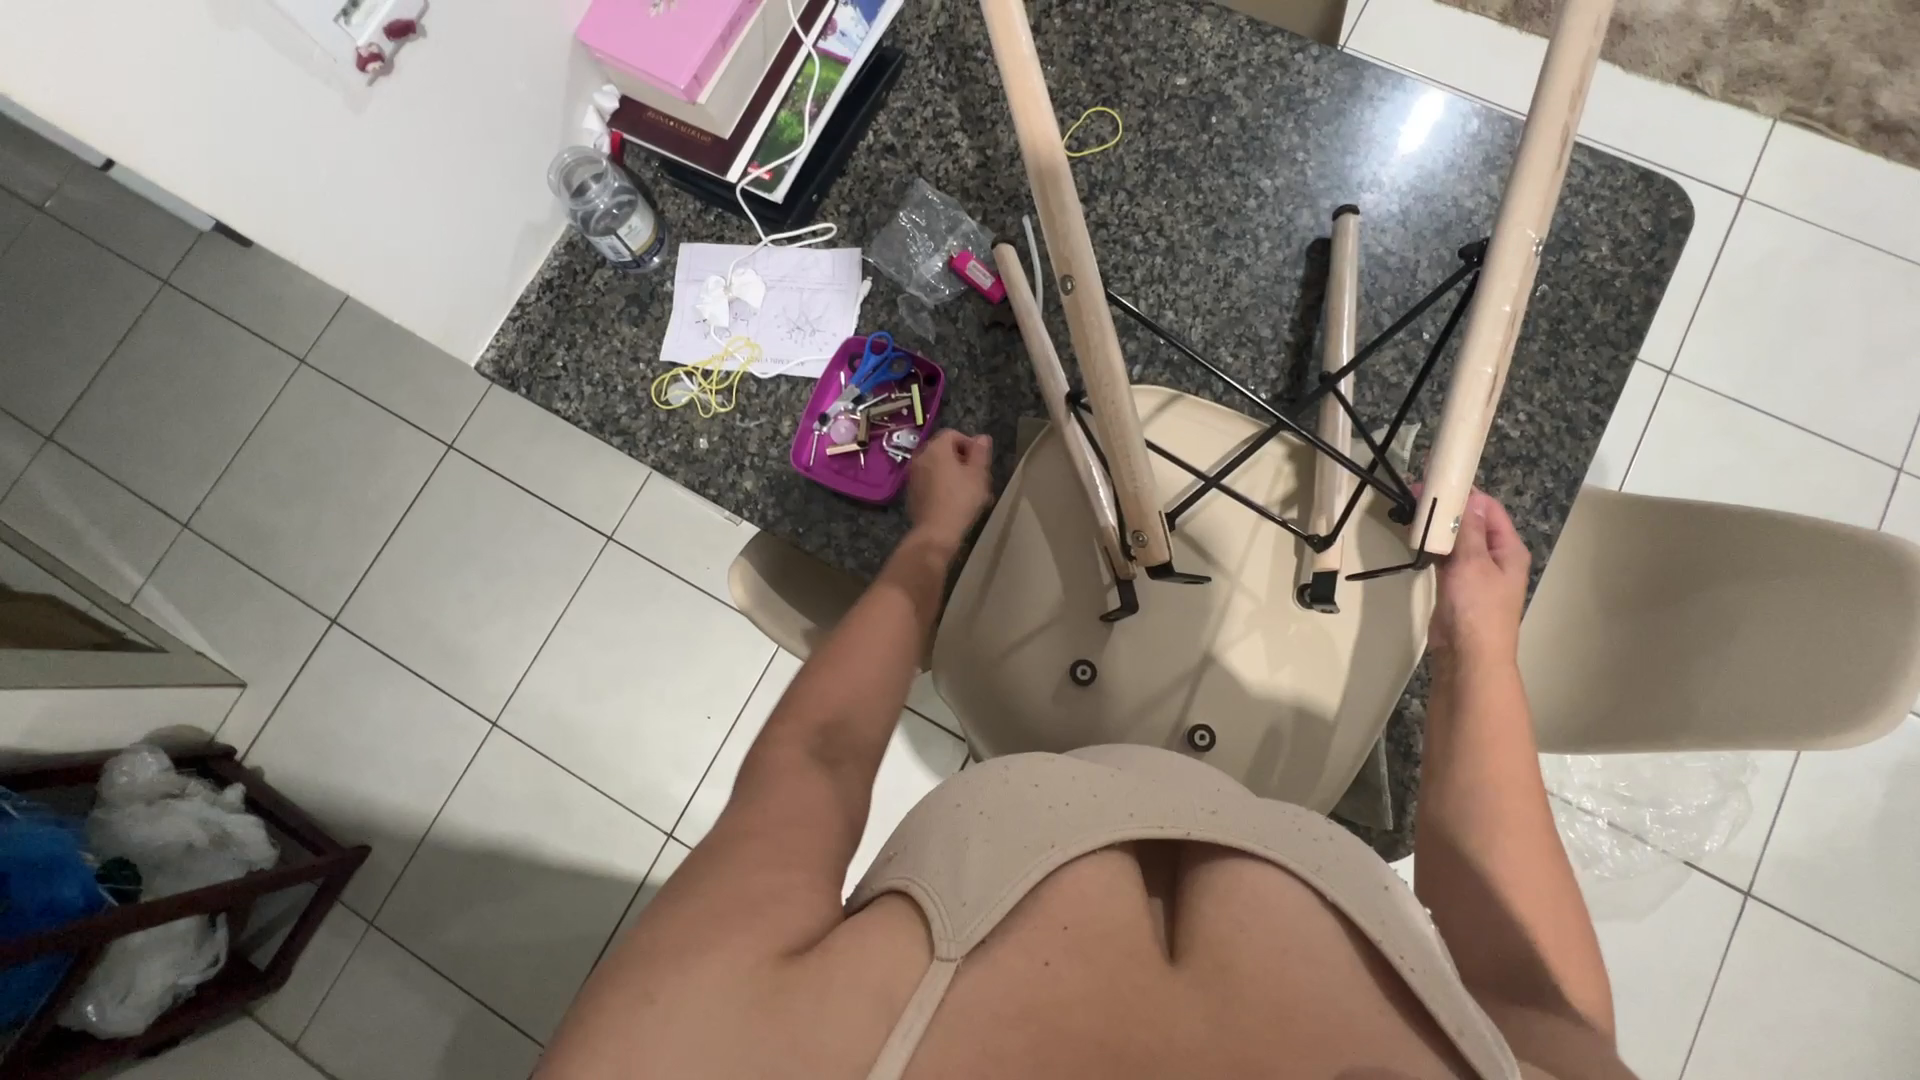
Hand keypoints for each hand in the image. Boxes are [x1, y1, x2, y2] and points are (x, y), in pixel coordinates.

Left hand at [907, 429, 993, 549]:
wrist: (936, 531)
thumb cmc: (961, 499)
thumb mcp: (978, 474)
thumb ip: (980, 452)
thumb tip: (982, 437)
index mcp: (936, 448)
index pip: (953, 434)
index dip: (969, 444)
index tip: (981, 462)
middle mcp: (920, 457)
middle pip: (943, 450)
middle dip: (962, 460)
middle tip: (977, 476)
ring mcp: (913, 476)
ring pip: (937, 468)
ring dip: (953, 474)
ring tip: (969, 491)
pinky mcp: (912, 493)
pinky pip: (930, 482)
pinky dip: (942, 485)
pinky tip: (954, 502)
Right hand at [1429, 488, 1530, 665]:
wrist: (1469, 654)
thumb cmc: (1477, 607)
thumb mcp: (1473, 563)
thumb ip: (1468, 531)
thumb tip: (1469, 499)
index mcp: (1507, 549)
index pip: (1488, 509)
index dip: (1464, 493)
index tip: (1436, 481)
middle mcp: (1493, 557)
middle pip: (1470, 523)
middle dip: (1446, 508)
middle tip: (1415, 494)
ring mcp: (1474, 572)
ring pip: (1456, 540)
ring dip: (1437, 526)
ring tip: (1410, 510)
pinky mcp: (1456, 585)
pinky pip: (1445, 557)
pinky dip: (1432, 545)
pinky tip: (1415, 537)